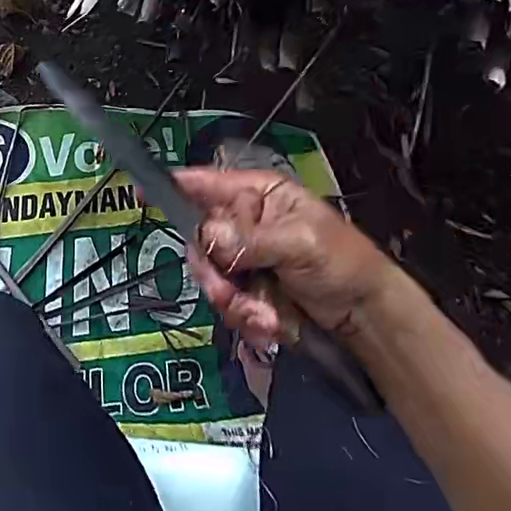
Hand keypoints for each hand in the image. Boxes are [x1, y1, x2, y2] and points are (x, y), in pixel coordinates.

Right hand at [176, 168, 397, 345]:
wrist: (367, 317)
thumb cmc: (343, 262)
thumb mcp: (301, 243)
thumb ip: (252, 241)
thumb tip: (209, 238)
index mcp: (262, 195)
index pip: (211, 184)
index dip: (179, 186)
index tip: (143, 190)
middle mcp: (248, 223)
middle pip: (202, 239)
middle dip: (215, 273)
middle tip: (230, 293)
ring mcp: (247, 259)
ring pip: (212, 277)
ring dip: (236, 302)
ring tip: (266, 317)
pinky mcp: (251, 292)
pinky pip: (229, 304)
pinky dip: (248, 319)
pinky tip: (273, 326)